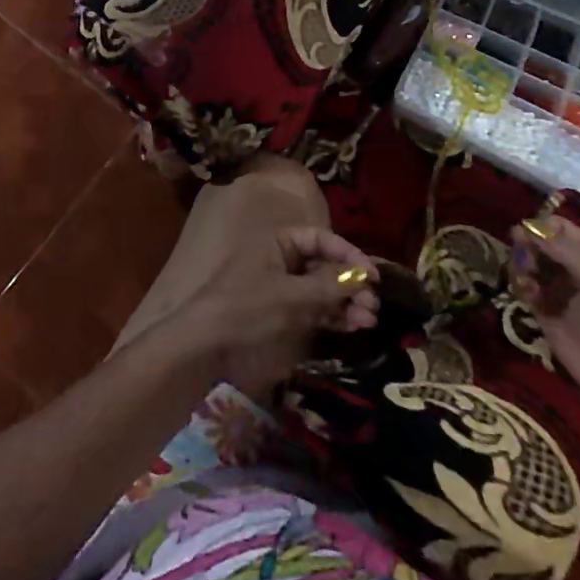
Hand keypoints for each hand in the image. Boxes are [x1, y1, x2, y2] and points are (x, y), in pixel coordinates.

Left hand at [167, 224, 379, 395]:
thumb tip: (363, 278)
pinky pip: (314, 307)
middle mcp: (281, 258)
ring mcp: (281, 285)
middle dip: (350, 283)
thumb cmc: (246, 307)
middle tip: (373, 305)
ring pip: (322, 288)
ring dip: (346, 302)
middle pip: (324, 264)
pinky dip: (333, 315)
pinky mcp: (281, 310)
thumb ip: (329, 286)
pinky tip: (354, 326)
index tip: (373, 276)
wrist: (207, 340)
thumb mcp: (291, 296)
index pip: (321, 238)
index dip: (349, 254)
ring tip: (368, 320)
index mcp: (277, 242)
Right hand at [509, 217, 579, 404]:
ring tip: (524, 278)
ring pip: (528, 262)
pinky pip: (524, 285)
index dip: (542, 227)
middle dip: (527, 245)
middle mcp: (577, 269)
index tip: (524, 233)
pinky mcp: (543, 308)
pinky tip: (525, 294)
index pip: (563, 229)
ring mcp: (559, 289)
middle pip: (541, 243)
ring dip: (521, 264)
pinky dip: (520, 284)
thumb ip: (569, 255)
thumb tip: (530, 225)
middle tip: (521, 256)